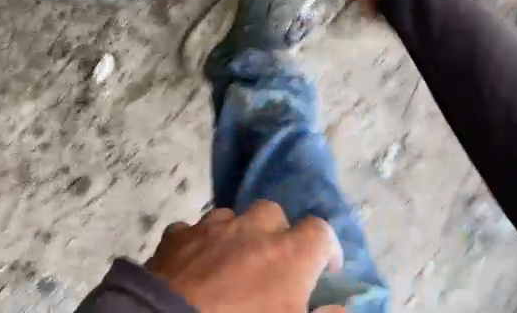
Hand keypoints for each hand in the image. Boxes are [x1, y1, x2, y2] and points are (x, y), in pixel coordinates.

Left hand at [144, 200, 341, 311]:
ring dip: (238, 236)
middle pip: (272, 213)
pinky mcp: (176, 235)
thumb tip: (340, 309)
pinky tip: (198, 269)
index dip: (327, 248)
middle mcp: (250, 229)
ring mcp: (209, 227)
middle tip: (276, 267)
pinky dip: (202, 245)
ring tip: (235, 269)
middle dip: (277, 233)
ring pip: (231, 217)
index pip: (320, 232)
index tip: (325, 270)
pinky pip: (195, 230)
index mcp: (288, 255)